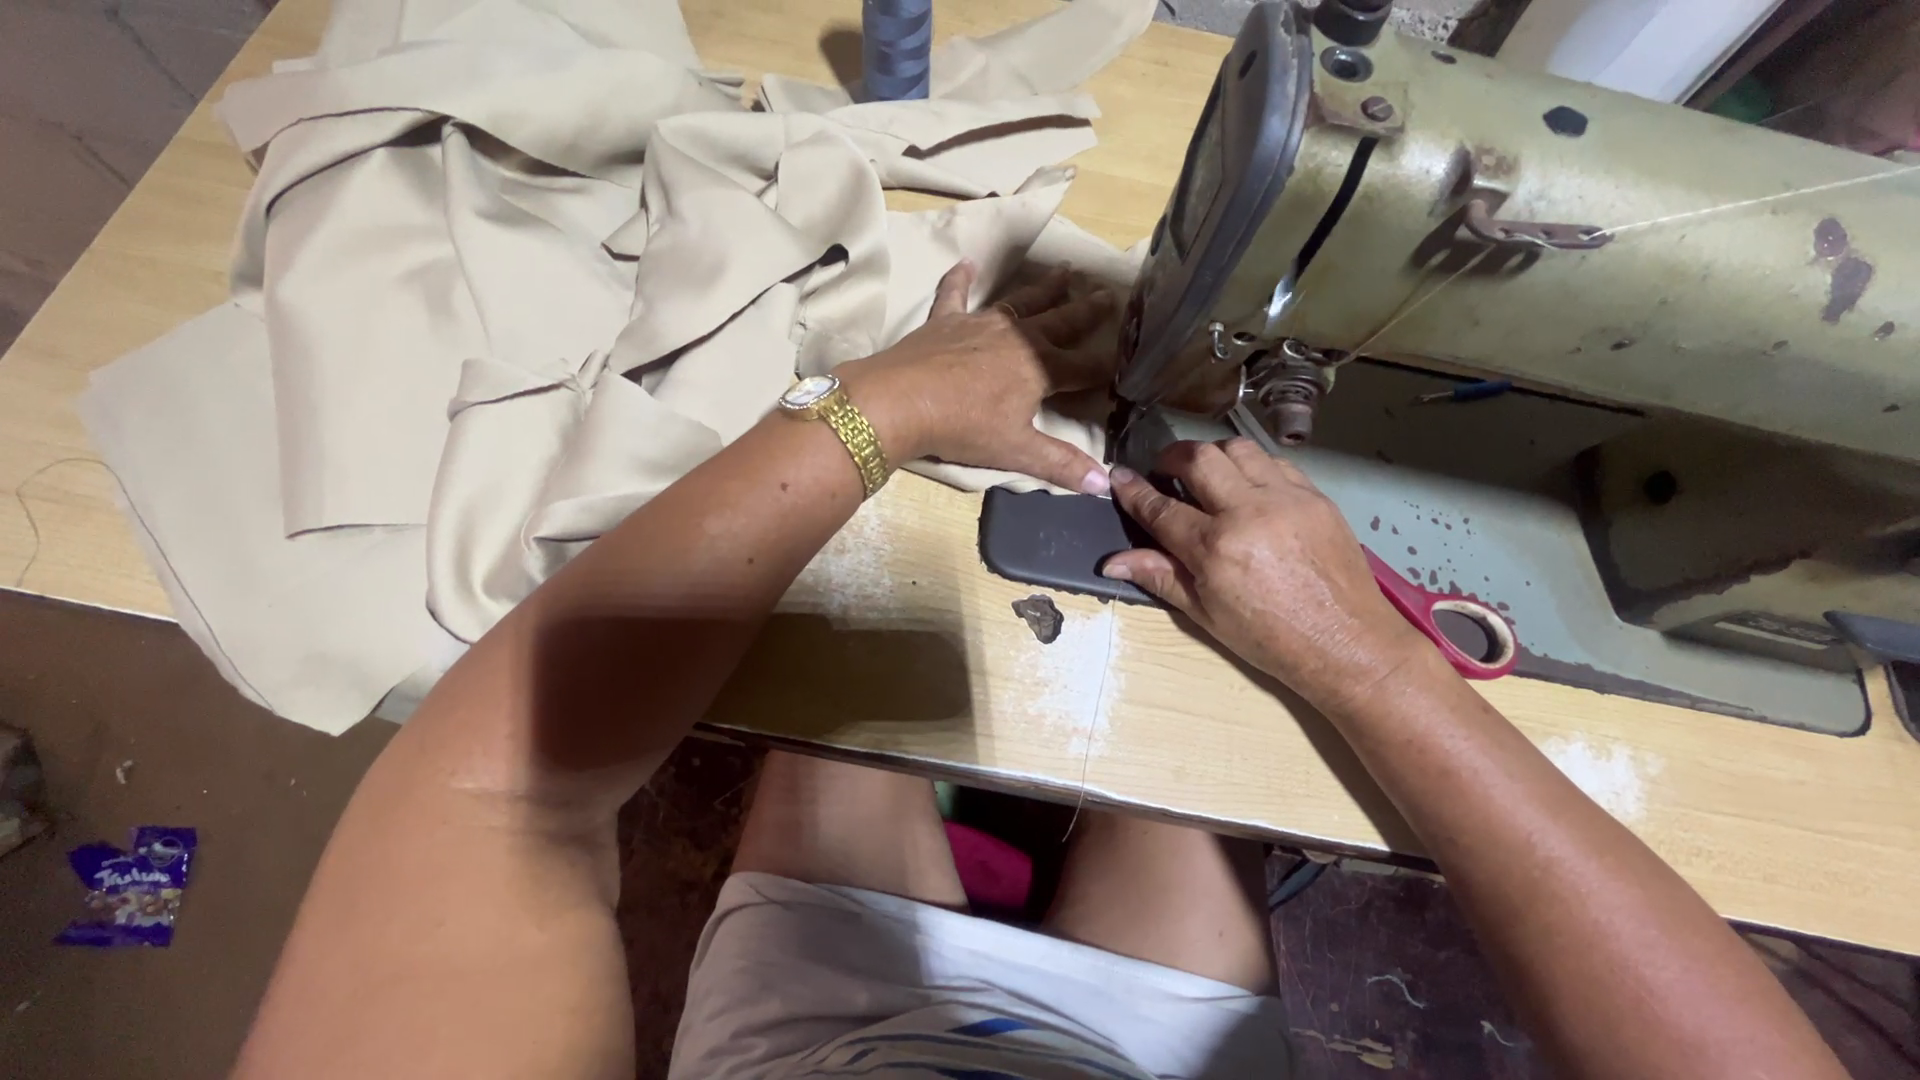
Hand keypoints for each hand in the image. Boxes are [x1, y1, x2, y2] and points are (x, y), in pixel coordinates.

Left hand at [836, 259, 1117, 494]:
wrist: (901, 401)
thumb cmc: (964, 428)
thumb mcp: (1017, 451)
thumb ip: (1060, 464)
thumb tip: (1103, 483)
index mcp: (1040, 369)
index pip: (1083, 368)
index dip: (1104, 367)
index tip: (1126, 359)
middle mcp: (1017, 338)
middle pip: (1059, 322)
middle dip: (1085, 311)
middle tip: (1107, 293)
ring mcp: (980, 323)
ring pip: (1020, 302)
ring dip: (1043, 288)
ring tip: (1063, 271)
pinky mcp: (945, 321)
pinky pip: (955, 294)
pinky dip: (960, 279)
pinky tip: (967, 263)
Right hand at [1102, 439, 1430, 708]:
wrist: (1347, 643)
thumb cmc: (1270, 639)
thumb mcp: (1205, 615)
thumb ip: (1160, 576)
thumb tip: (1112, 562)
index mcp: (1215, 549)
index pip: (1162, 509)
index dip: (1134, 490)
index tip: (1118, 476)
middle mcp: (1249, 513)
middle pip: (1199, 460)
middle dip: (1172, 457)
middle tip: (1164, 469)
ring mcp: (1286, 499)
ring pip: (1238, 449)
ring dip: (1213, 455)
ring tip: (1206, 473)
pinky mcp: (1316, 496)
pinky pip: (1275, 463)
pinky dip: (1252, 466)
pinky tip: (1247, 486)